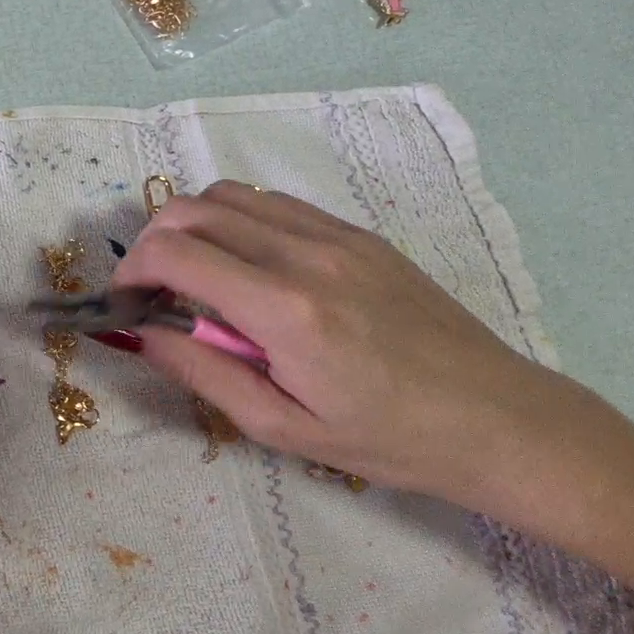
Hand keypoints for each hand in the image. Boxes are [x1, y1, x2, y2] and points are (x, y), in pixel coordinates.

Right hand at [111, 181, 572, 501]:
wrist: (505, 423)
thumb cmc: (388, 438)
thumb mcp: (280, 426)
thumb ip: (200, 371)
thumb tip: (139, 331)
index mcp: (285, 310)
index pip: (171, 252)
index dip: (130, 271)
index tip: (128, 302)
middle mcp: (304, 256)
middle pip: (187, 210)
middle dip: (150, 242)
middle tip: (155, 288)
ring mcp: (335, 236)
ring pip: (225, 194)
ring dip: (190, 225)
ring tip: (197, 271)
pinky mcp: (356, 233)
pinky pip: (270, 202)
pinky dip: (234, 220)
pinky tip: (247, 263)